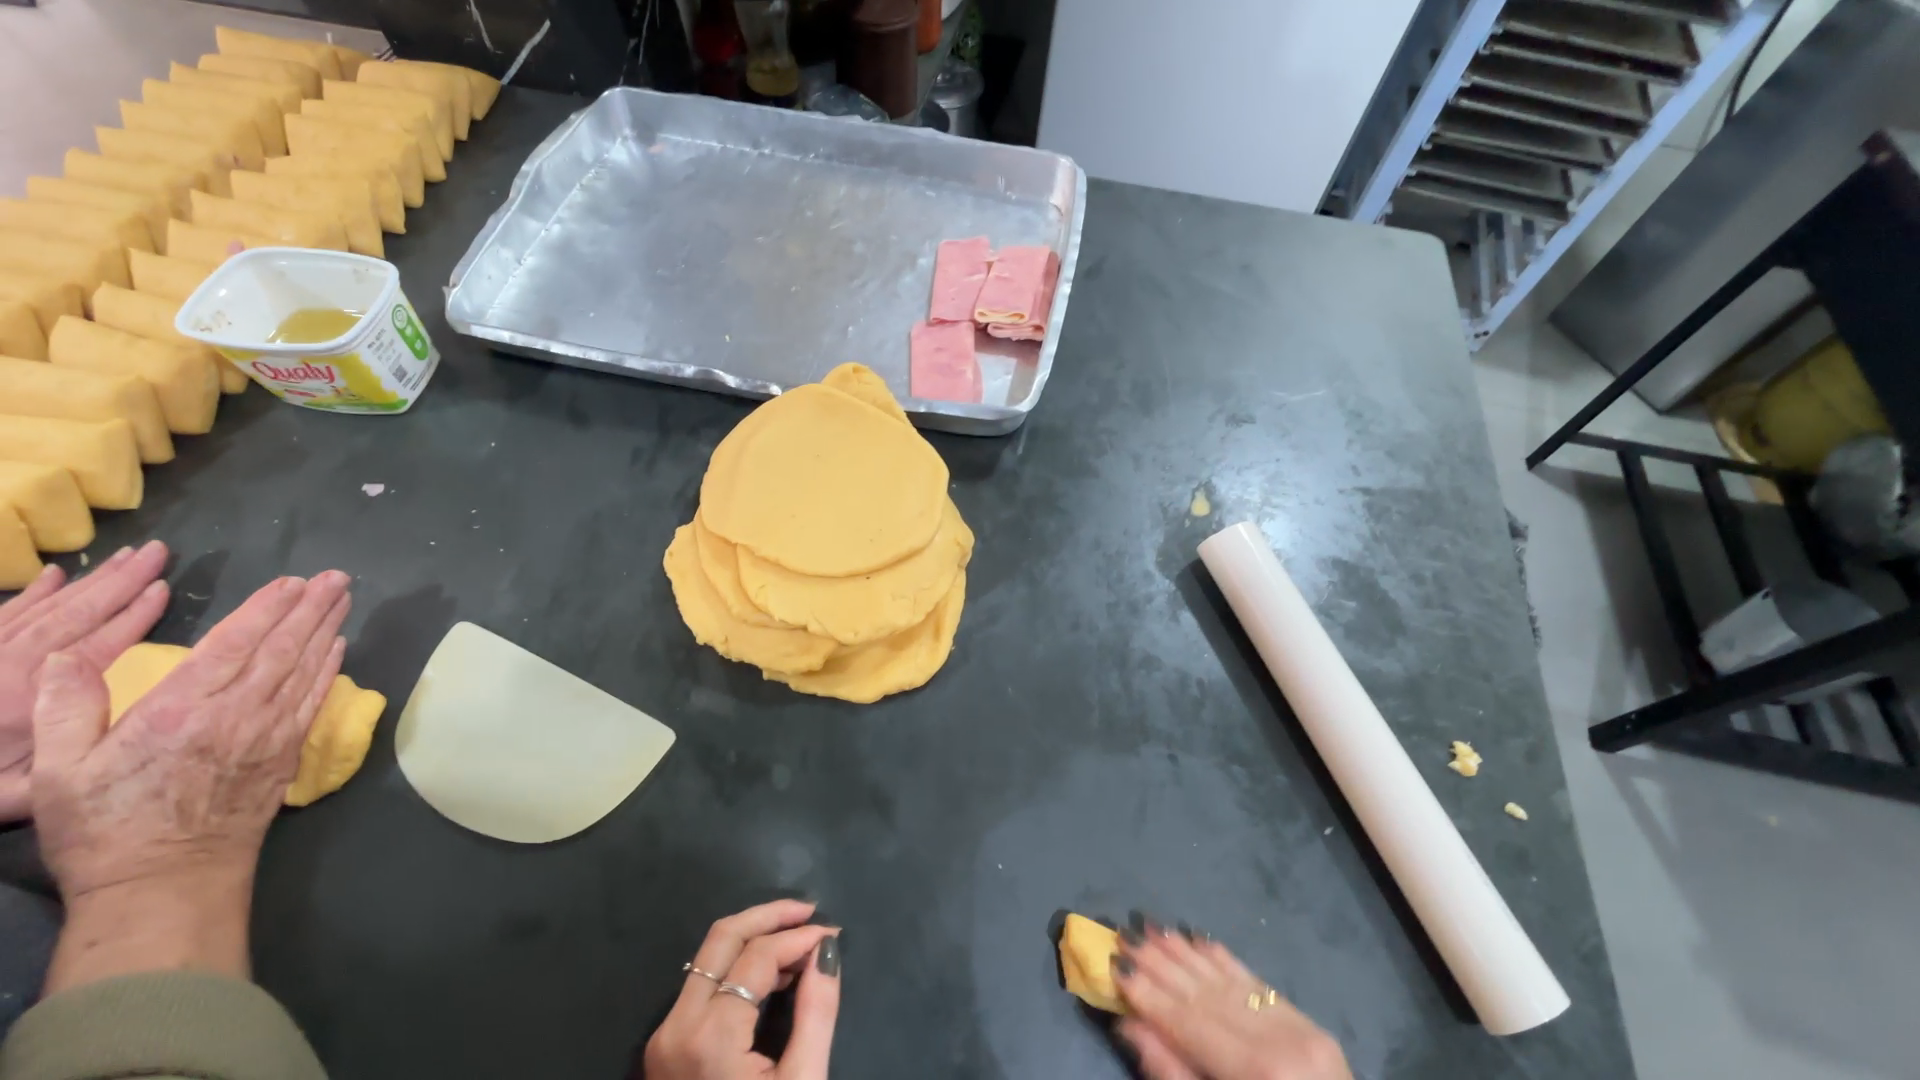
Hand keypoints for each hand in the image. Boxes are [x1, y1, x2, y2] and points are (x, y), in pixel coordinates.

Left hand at [0, 543, 170, 821]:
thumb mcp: (15, 794)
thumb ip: (67, 765)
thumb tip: (128, 736)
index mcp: (34, 699)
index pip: (99, 646)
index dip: (135, 615)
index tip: (166, 587)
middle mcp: (10, 666)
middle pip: (75, 613)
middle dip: (120, 580)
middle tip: (157, 551)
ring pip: (45, 606)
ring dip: (90, 578)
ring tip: (126, 554)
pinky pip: (4, 614)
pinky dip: (34, 592)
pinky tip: (57, 574)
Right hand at [31, 572, 351, 993]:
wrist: (166, 883)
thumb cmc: (105, 829)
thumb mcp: (61, 770)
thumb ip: (66, 705)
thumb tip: (66, 655)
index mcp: (179, 710)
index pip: (235, 643)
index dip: (267, 608)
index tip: (292, 582)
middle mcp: (236, 714)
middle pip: (282, 649)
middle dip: (311, 609)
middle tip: (337, 578)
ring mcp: (268, 734)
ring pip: (304, 669)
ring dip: (326, 630)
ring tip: (343, 600)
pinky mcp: (285, 755)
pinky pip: (312, 701)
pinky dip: (327, 671)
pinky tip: (337, 650)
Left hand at [643, 899, 840, 1079]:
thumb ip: (817, 1012)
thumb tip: (827, 950)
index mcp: (710, 1036)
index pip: (758, 956)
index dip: (800, 938)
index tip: (835, 936)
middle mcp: (677, 1025)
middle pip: (722, 938)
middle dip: (769, 916)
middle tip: (811, 912)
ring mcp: (665, 1036)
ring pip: (708, 956)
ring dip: (753, 936)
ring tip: (797, 936)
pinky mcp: (664, 1047)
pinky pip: (702, 982)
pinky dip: (738, 964)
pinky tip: (771, 969)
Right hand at [1114, 917, 1350, 1079]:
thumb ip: (1172, 1073)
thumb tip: (1129, 1024)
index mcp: (1255, 1071)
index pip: (1188, 1020)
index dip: (1149, 993)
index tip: (1114, 964)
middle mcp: (1279, 1039)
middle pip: (1207, 994)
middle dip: (1162, 964)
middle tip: (1126, 933)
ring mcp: (1300, 1029)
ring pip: (1230, 981)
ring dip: (1188, 953)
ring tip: (1155, 929)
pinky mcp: (1311, 1026)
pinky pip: (1259, 985)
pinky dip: (1225, 961)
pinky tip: (1200, 940)